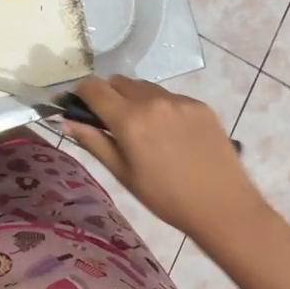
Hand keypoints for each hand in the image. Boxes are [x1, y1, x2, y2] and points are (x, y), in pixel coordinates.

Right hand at [62, 76, 268, 241]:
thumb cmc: (165, 197)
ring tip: (147, 132)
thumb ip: (93, 142)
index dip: (81, 94)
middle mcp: (152, 100)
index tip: (80, 107)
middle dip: (110, 96)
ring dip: (136, 100)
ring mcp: (179, 100)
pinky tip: (173, 136)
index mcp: (129, 119)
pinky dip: (162, 108)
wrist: (222, 206)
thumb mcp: (123, 174)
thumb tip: (66, 121)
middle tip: (115, 125)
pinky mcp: (200, 105)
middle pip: (118, 82)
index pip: (93, 87)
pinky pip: (170, 97)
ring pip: (145, 87)